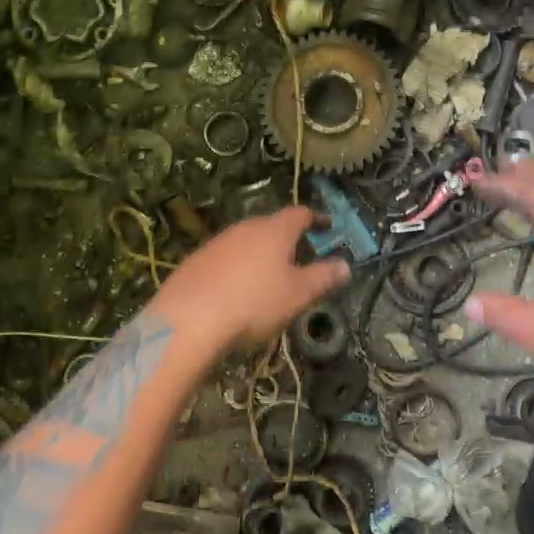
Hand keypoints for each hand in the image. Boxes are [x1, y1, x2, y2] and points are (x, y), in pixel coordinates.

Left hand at [151, 207, 350, 353]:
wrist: (188, 319)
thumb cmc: (253, 303)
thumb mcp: (297, 295)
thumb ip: (323, 278)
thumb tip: (345, 265)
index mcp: (274, 230)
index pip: (300, 214)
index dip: (316, 219)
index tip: (327, 226)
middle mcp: (245, 228)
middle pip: (272, 226)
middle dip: (288, 239)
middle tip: (302, 258)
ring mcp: (217, 243)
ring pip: (247, 242)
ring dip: (261, 254)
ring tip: (271, 277)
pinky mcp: (196, 261)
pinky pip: (226, 259)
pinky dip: (239, 268)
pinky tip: (238, 290)